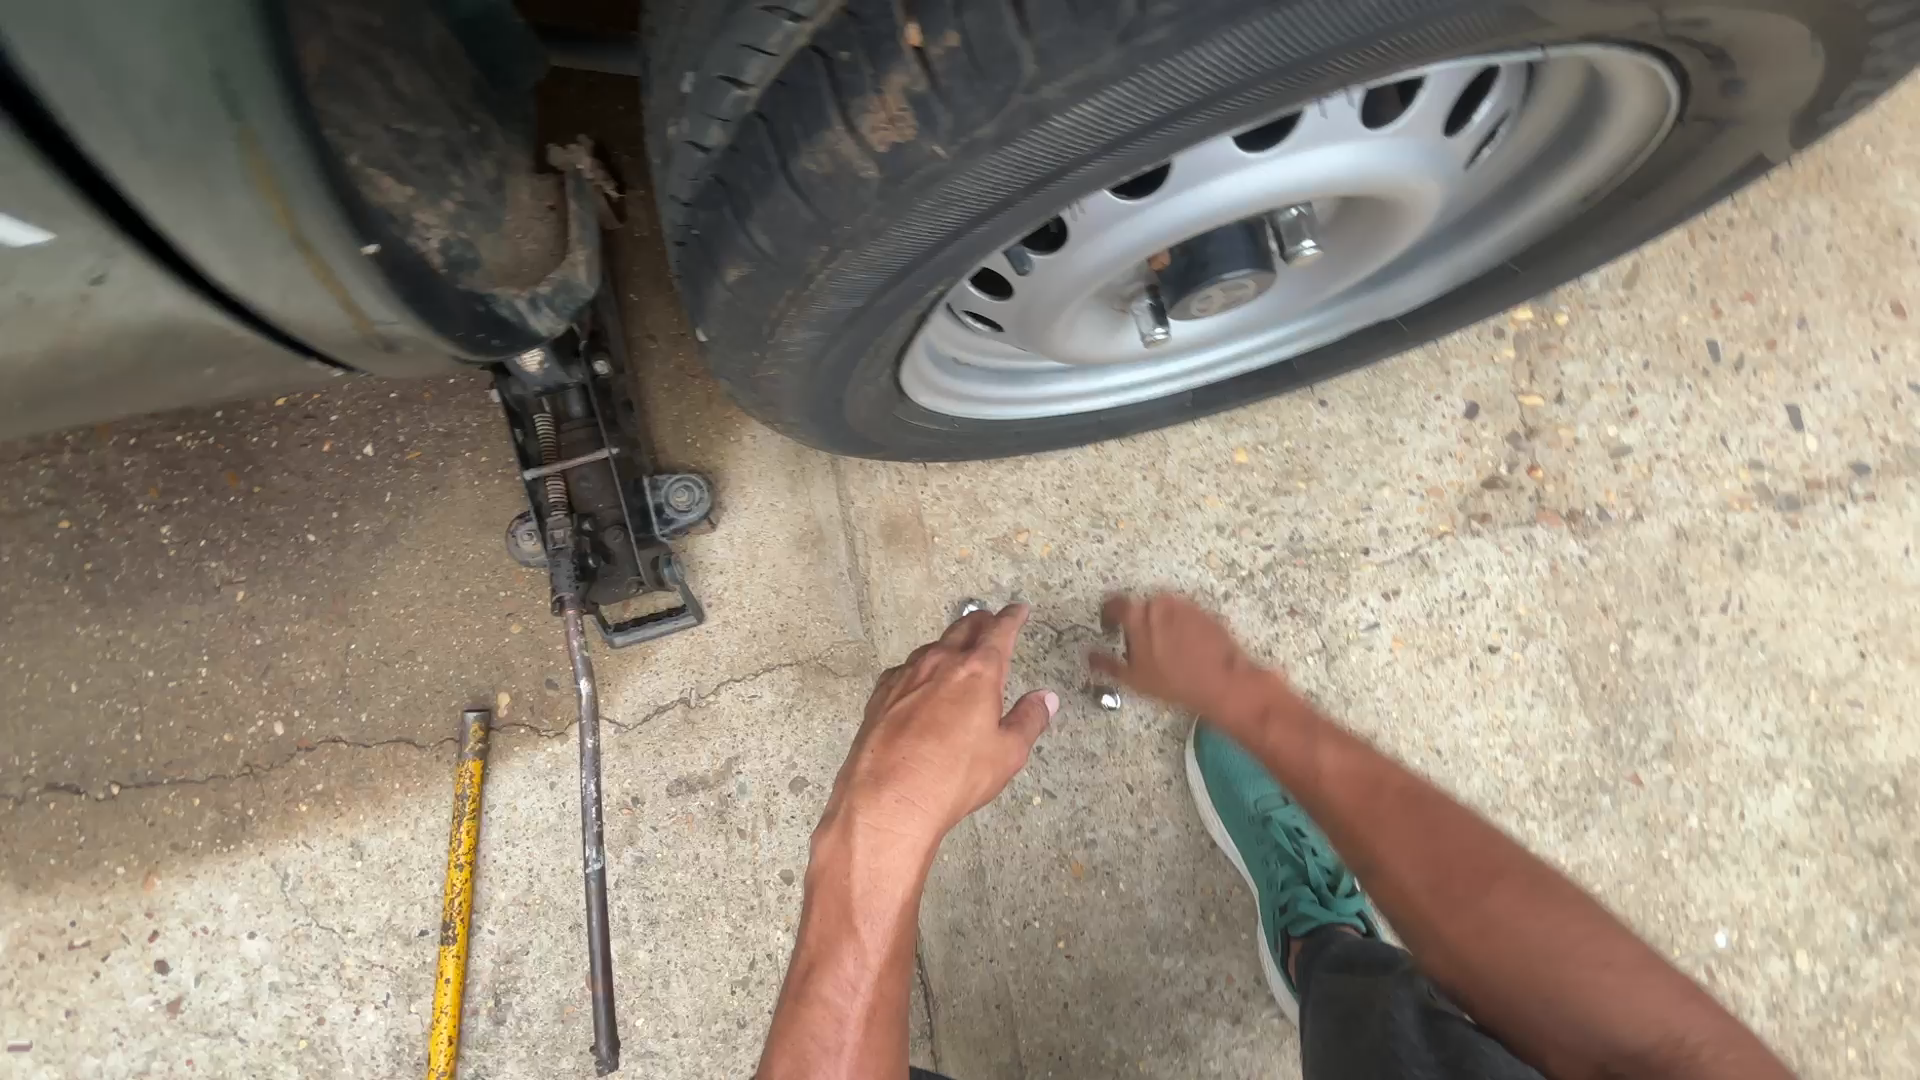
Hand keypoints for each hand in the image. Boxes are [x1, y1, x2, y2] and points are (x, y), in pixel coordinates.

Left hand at [823, 603, 1057, 850]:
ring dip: (949, 643)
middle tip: (991, 621)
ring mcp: (907, 676)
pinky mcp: (882, 693)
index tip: (1018, 610)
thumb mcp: (1007, 753)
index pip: (1000, 631)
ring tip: (957, 651)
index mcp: (977, 671)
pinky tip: (921, 683)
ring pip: (933, 646)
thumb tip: (1046, 699)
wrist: (889, 797)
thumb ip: (1029, 719)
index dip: (1012, 617)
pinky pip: (906, 669)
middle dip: (981, 621)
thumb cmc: (952, 776)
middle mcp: (941, 663)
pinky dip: (921, 668)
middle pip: (964, 628)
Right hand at [1088, 592, 1281, 728]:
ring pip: (1163, 609)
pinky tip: (1184, 646)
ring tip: (1164, 648)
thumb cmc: (1173, 681)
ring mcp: (1184, 605)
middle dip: (1137, 622)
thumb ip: (1106, 663)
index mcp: (1137, 615)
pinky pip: (1184, 614)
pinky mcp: (1203, 611)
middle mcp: (1159, 602)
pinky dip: (1179, 625)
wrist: (1221, 682)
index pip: (1113, 604)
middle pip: (1140, 607)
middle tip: (1140, 645)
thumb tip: (1089, 656)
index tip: (1109, 627)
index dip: (1108, 616)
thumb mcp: (1132, 678)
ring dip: (1159, 622)